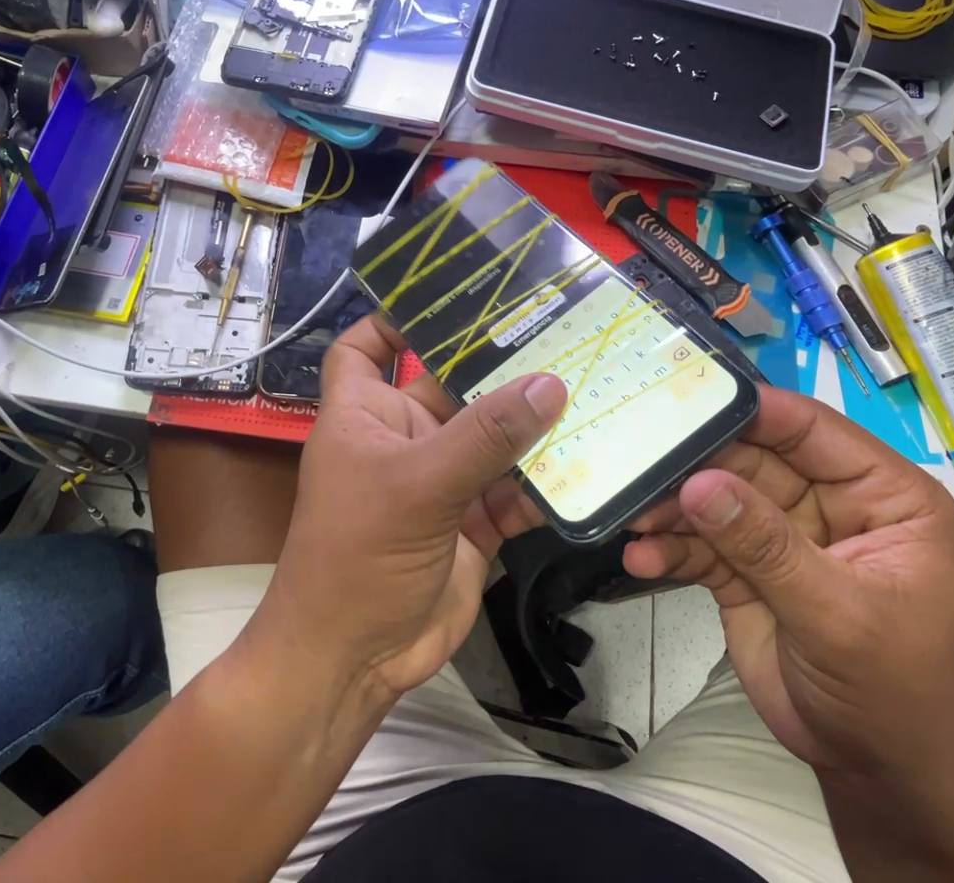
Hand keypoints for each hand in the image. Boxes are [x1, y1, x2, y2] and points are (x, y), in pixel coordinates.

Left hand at [247, 316, 565, 700]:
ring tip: (596, 383)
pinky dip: (547, 480)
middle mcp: (404, 439)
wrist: (357, 658)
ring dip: (535, 422)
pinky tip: (593, 460)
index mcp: (365, 414)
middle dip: (500, 365)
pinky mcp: (475, 523)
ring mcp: (442, 482)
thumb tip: (549, 384)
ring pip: (493, 437)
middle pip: (452, 385)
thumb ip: (483, 437)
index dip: (394, 318)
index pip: (367, 348)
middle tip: (566, 329)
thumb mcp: (417, 487)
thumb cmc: (357, 557)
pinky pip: (516, 489)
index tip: (449, 294)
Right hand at [623, 387, 953, 778]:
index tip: (690, 396)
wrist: (880, 769)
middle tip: (638, 461)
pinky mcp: (745, 573)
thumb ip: (768, 546)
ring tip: (632, 519)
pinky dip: (669, 551)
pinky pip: (700, 547)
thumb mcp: (839, 612)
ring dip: (673, 510)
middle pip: (752, 462)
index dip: (757, 411)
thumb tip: (700, 483)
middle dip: (698, 466)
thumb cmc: (896, 689)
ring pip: (718, 502)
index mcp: (881, 497)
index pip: (816, 433)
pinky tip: (640, 560)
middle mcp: (829, 505)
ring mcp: (782, 539)